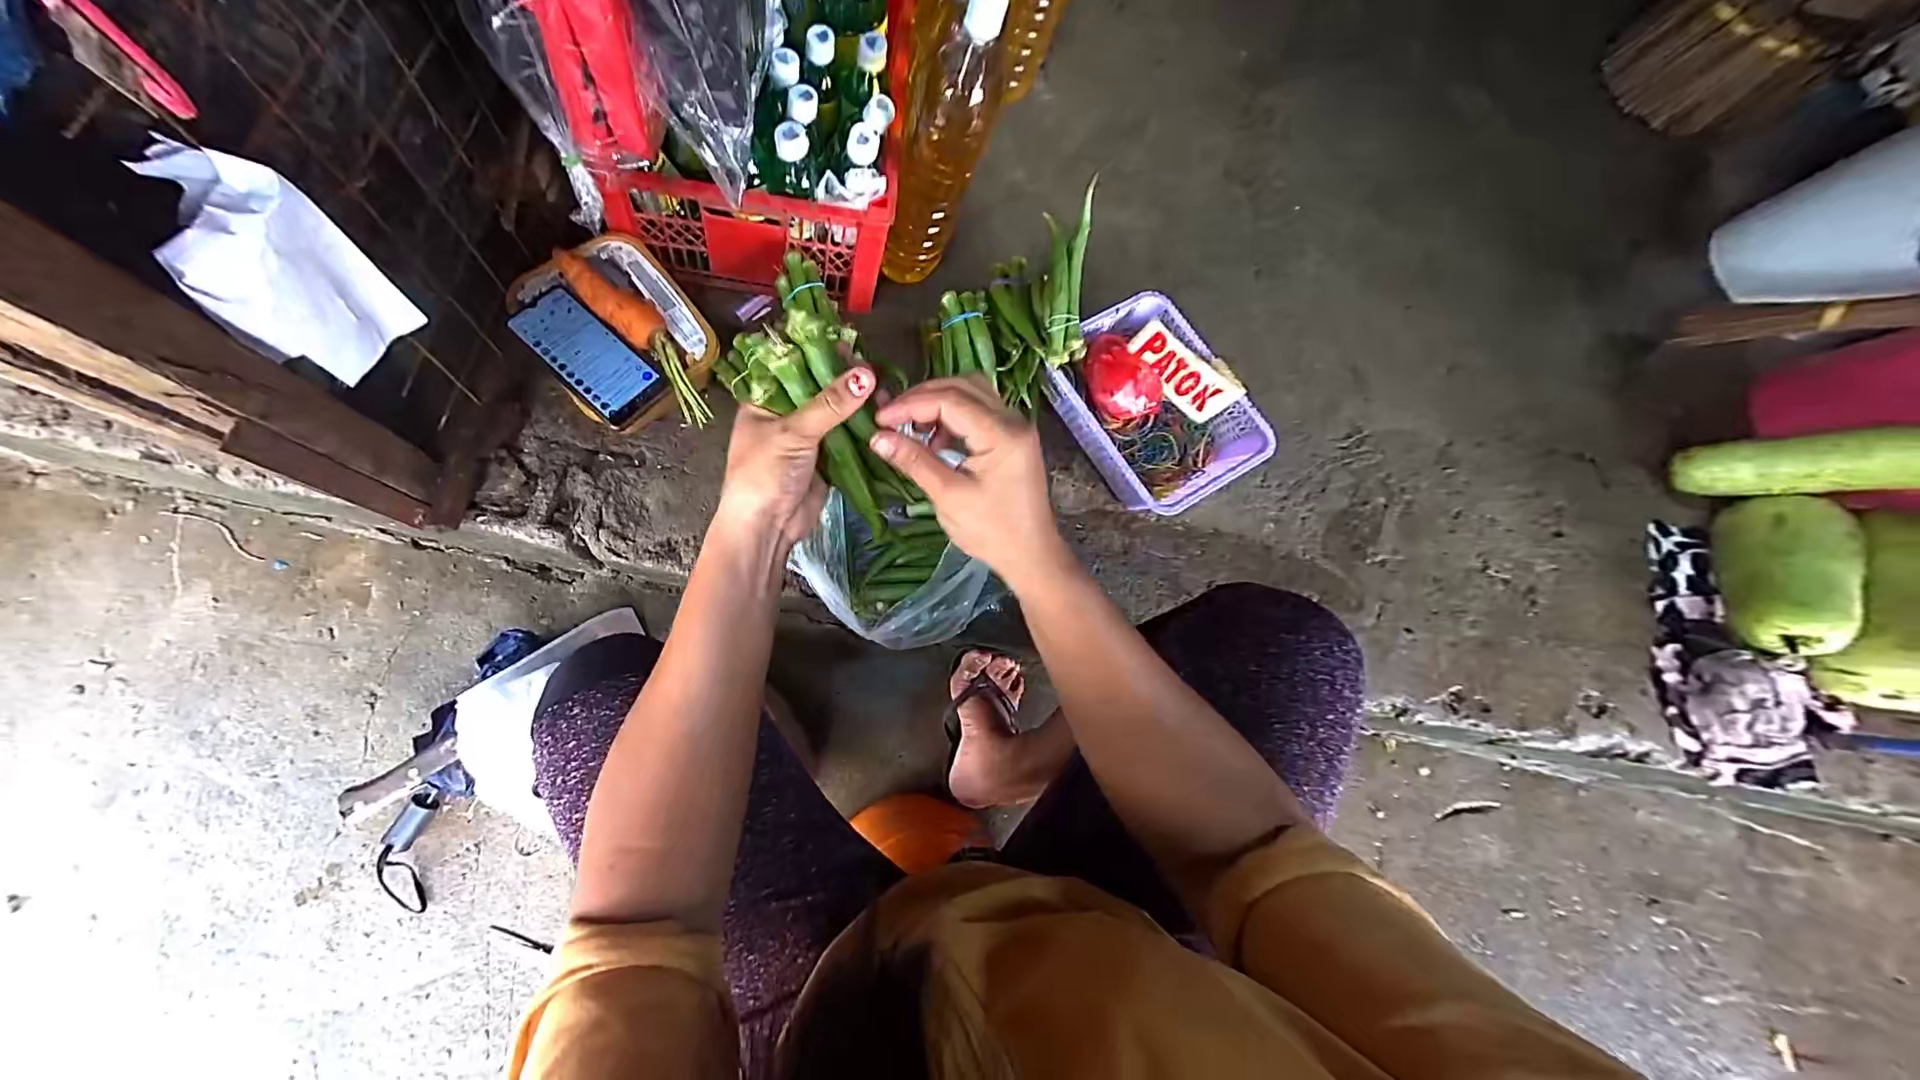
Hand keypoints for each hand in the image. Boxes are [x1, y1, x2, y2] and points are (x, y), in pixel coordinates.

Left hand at [713, 366, 875, 558]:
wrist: (768, 528)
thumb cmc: (763, 475)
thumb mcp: (794, 432)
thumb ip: (830, 404)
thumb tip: (866, 374)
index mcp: (765, 401)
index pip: (794, 366)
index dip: (820, 355)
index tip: (850, 345)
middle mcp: (786, 415)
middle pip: (820, 389)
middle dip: (847, 382)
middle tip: (875, 372)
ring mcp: (808, 438)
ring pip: (837, 414)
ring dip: (859, 405)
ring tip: (885, 393)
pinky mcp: (827, 458)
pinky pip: (848, 437)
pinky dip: (864, 429)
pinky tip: (883, 417)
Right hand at [869, 376, 1071, 591]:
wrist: (1031, 555)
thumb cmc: (992, 532)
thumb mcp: (949, 497)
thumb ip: (915, 462)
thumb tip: (877, 437)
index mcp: (1002, 434)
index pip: (949, 400)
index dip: (910, 405)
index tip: (880, 420)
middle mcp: (1013, 420)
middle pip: (962, 386)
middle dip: (922, 397)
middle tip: (891, 418)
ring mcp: (1016, 427)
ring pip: (971, 393)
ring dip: (937, 404)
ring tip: (912, 430)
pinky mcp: (1012, 437)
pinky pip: (979, 410)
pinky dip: (952, 417)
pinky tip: (935, 441)